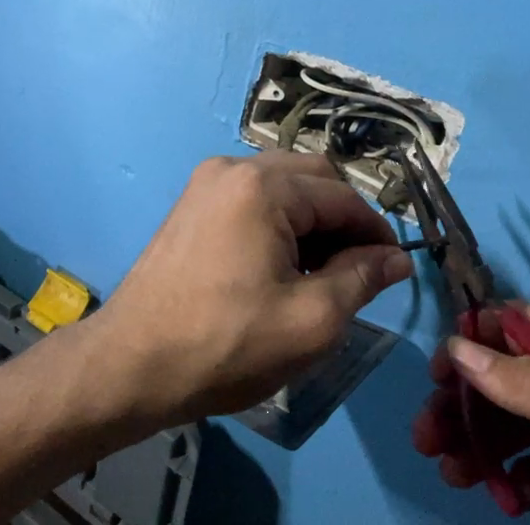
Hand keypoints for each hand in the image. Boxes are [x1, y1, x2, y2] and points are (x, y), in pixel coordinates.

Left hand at [83, 151, 413, 427]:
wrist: (135, 361)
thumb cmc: (227, 343)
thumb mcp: (311, 320)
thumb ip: (361, 279)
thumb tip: (395, 258)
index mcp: (262, 185)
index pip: (342, 197)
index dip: (377, 233)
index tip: (394, 272)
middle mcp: (231, 167)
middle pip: (311, 179)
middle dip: (343, 221)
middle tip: (357, 274)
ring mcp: (205, 184)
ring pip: (282, 187)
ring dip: (311, 222)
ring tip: (321, 277)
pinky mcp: (191, 206)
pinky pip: (251, 199)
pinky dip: (278, 224)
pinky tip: (282, 268)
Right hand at [414, 306, 529, 524]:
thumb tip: (459, 348)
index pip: (511, 326)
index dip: (470, 341)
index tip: (436, 373)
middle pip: (502, 381)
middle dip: (461, 403)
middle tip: (425, 437)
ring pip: (515, 429)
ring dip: (477, 444)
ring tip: (447, 470)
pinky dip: (514, 482)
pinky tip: (494, 497)